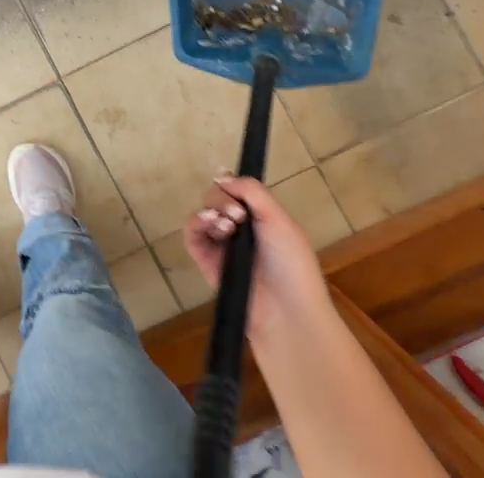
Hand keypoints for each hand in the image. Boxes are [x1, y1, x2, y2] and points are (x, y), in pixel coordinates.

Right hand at [183, 176, 328, 336]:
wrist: (285, 309)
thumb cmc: (291, 264)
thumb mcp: (280, 220)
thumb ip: (252, 192)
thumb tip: (222, 174)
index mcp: (261, 217)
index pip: (236, 190)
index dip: (229, 182)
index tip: (227, 179)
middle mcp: (240, 228)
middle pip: (217, 197)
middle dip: (222, 199)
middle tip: (237, 215)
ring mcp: (222, 244)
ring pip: (203, 212)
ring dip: (211, 210)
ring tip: (227, 225)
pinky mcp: (206, 260)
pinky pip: (192, 233)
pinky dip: (195, 223)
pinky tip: (209, 224)